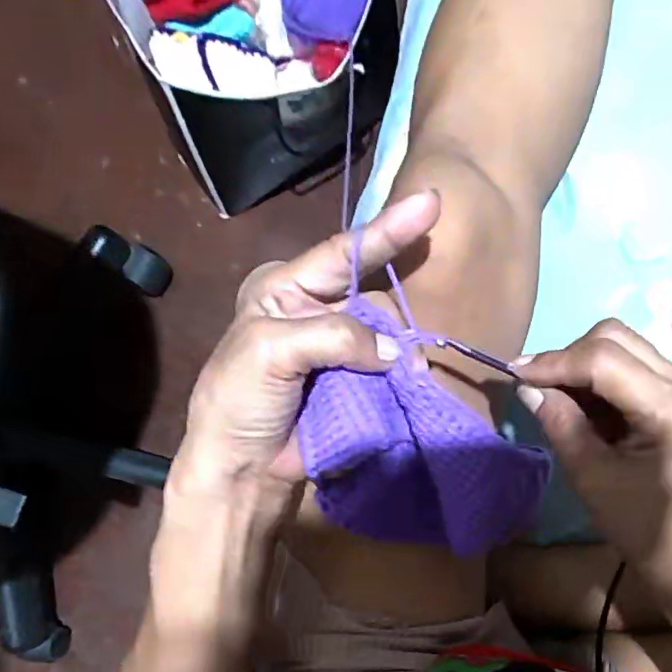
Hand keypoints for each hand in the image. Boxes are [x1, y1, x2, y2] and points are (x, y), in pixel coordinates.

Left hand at [171, 192, 441, 502]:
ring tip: (409, 376)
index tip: (431, 202)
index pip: (339, 252)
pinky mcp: (351, 386)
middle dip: (393, 317)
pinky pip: (385, 371)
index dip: (386, 230)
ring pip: (384, 335)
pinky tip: (409, 384)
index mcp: (282, 289)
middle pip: (370, 296)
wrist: (242, 469)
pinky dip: (399, 377)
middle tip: (408, 353)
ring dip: (399, 353)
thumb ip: (334, 337)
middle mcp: (311, 312)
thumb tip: (395, 353)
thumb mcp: (271, 351)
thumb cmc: (240, 400)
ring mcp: (334, 352)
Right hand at [514, 319, 671, 584]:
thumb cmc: (630, 515)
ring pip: (616, 342)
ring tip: (554, 396)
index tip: (515, 374)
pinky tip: (576, 400)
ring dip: (577, 364)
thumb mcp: (587, 474)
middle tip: (533, 386)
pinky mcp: (671, 385)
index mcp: (671, 409)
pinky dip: (590, 373)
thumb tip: (526, 385)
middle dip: (566, 358)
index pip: (605, 360)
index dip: (556, 362)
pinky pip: (623, 359)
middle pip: (613, 338)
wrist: (669, 537)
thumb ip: (559, 423)